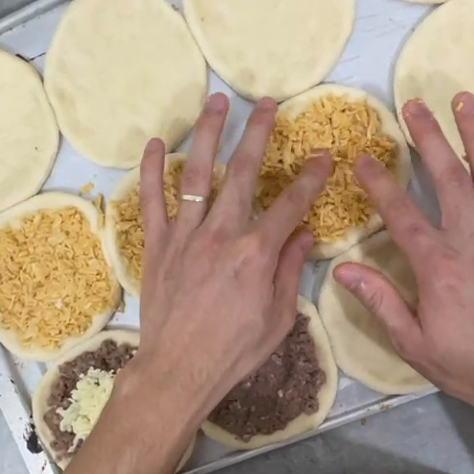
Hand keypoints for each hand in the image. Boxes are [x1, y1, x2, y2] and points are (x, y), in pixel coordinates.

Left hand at [127, 93, 330, 425]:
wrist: (178, 370)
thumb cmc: (233, 352)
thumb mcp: (277, 319)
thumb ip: (289, 272)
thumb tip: (302, 235)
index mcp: (256, 254)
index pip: (291, 204)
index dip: (310, 178)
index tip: (323, 156)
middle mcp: (221, 234)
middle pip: (243, 172)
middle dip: (258, 133)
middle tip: (267, 102)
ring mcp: (184, 237)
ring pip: (196, 174)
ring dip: (207, 134)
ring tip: (215, 102)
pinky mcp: (156, 247)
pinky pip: (151, 202)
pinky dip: (151, 171)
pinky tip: (154, 144)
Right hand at [335, 94, 473, 430]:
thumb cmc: (466, 365)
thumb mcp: (411, 343)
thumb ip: (379, 302)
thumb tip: (344, 271)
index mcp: (438, 268)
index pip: (402, 215)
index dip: (380, 184)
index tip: (363, 159)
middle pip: (449, 179)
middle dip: (429, 138)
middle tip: (413, 104)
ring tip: (463, 100)